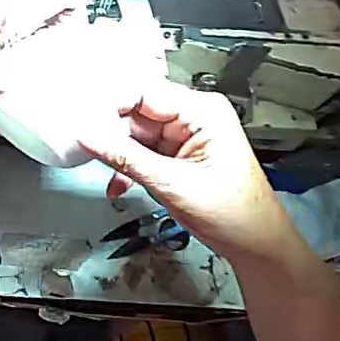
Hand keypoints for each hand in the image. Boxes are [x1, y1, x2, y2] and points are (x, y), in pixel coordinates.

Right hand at [78, 80, 308, 268]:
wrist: (257, 246)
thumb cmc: (235, 214)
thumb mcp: (171, 183)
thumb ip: (126, 158)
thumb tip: (90, 137)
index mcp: (202, 110)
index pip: (143, 93)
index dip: (110, 105)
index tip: (82, 120)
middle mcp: (193, 116)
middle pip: (135, 112)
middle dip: (110, 133)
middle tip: (83, 146)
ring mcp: (184, 135)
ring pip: (135, 134)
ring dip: (117, 154)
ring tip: (101, 170)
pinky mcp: (177, 155)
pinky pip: (142, 152)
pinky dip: (127, 167)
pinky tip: (117, 184)